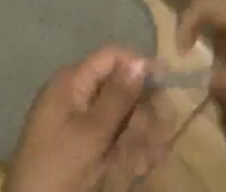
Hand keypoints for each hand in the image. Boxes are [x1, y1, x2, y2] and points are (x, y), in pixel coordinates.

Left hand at [5, 47, 168, 191]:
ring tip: (140, 162)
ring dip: (137, 137)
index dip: (138, 65)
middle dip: (141, 112)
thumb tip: (140, 60)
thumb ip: (118, 96)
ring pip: (122, 118)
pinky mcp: (85, 149)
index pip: (111, 57)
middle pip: (121, 89)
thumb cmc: (59, 165)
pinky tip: (135, 169)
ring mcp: (81, 124)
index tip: (165, 83)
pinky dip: (127, 153)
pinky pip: (114, 141)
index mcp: (72, 82)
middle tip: (148, 136)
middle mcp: (77, 96)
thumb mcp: (92, 131)